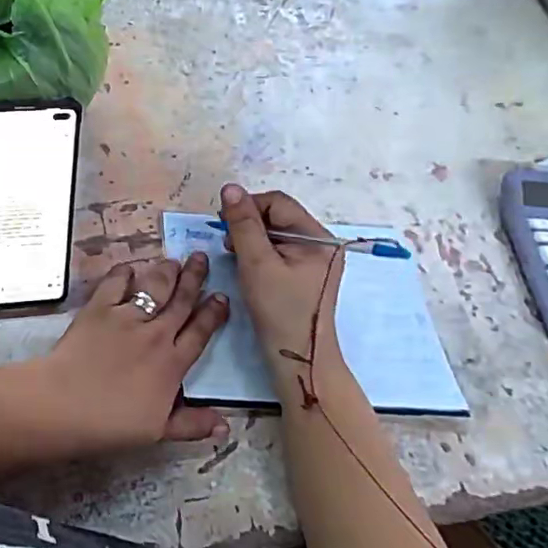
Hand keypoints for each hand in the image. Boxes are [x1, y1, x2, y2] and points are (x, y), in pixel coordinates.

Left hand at [29, 256, 230, 453]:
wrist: (66, 404)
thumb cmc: (112, 424)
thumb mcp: (158, 432)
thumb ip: (192, 424)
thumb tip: (225, 426)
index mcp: (172, 364)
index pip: (199, 333)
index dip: (212, 314)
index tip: (222, 296)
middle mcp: (155, 335)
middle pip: (180, 302)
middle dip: (194, 278)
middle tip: (201, 258)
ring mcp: (126, 318)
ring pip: (153, 287)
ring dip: (166, 272)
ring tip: (174, 260)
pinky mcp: (99, 308)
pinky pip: (115, 283)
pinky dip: (124, 273)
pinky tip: (130, 268)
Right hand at [217, 183, 347, 366]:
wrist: (298, 359)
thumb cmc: (279, 309)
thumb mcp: (256, 263)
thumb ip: (243, 223)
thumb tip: (230, 188)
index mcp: (319, 237)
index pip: (278, 202)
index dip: (248, 206)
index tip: (224, 224)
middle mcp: (323, 243)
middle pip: (278, 215)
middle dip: (249, 223)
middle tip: (228, 243)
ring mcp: (316, 260)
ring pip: (276, 232)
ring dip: (252, 238)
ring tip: (236, 255)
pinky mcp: (307, 274)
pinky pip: (280, 250)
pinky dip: (260, 252)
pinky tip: (248, 266)